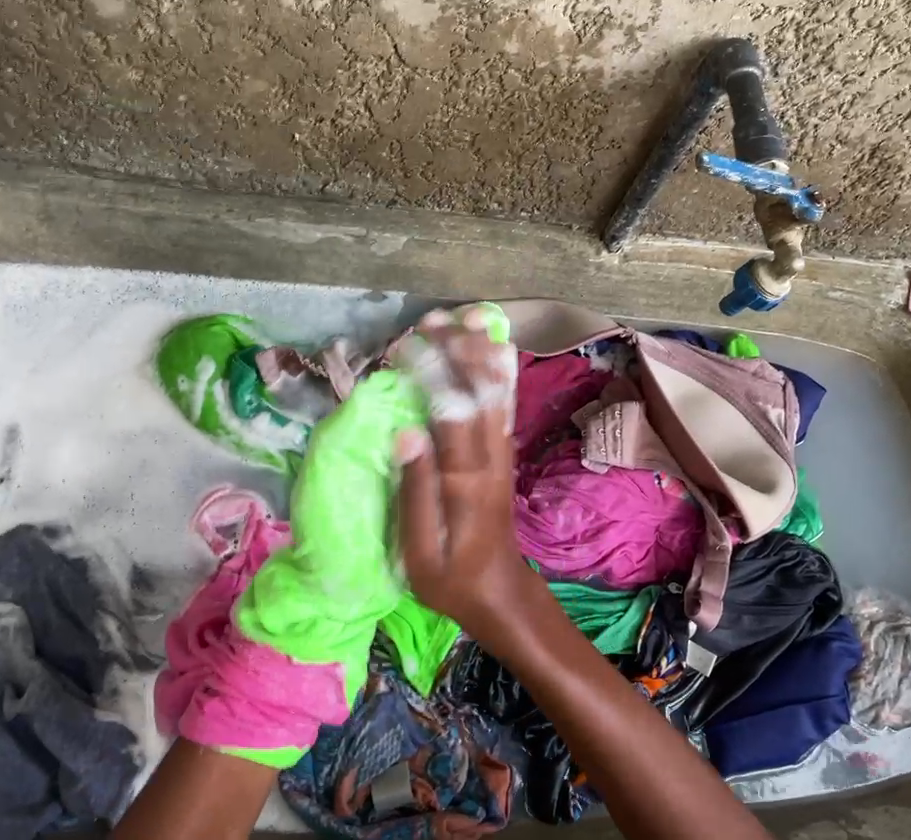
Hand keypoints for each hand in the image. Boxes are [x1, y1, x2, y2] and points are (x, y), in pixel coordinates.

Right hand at [393, 313, 536, 636]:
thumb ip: (415, 491)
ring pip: (497, 392)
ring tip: (463, 318)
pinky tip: (495, 346)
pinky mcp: (505, 454)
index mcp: (464, 479)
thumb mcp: (421, 550)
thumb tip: (405, 431)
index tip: (405, 343)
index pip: (451, 411)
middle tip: (429, 319)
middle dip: (456, 349)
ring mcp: (502, 453)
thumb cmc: (450, 578)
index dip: (431, 372)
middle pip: (479, 391)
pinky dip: (500, 372)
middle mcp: (490, 457)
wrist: (500, 594)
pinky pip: (505, 405)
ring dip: (480, 352)